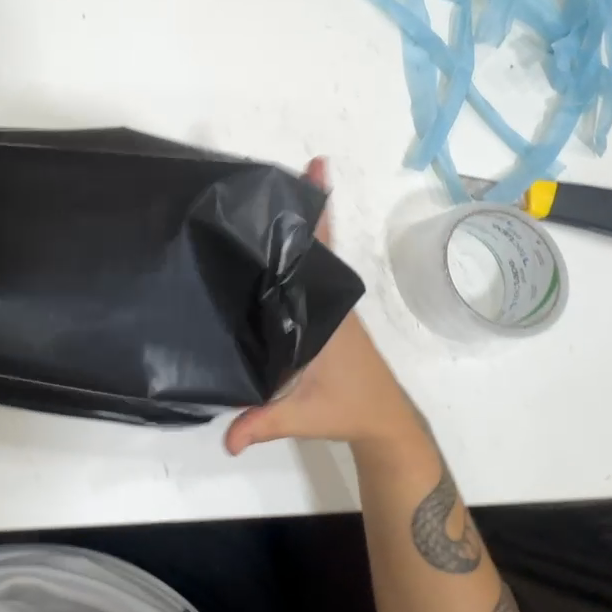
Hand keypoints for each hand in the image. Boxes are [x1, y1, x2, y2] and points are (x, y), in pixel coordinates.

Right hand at [223, 157, 428, 459]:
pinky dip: (290, 249)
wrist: (384, 421)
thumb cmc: (349, 410)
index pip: (317, 255)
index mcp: (326, 313)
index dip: (314, 215)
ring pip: (307, 256)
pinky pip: (304, 272)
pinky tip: (263, 241)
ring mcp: (326, 304)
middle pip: (311, 244)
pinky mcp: (320, 312)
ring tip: (255, 194)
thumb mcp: (305, 417)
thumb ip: (265, 423)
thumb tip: (227, 440)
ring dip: (290, 224)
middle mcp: (328, 300)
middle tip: (264, 171)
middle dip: (294, 206)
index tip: (312, 173)